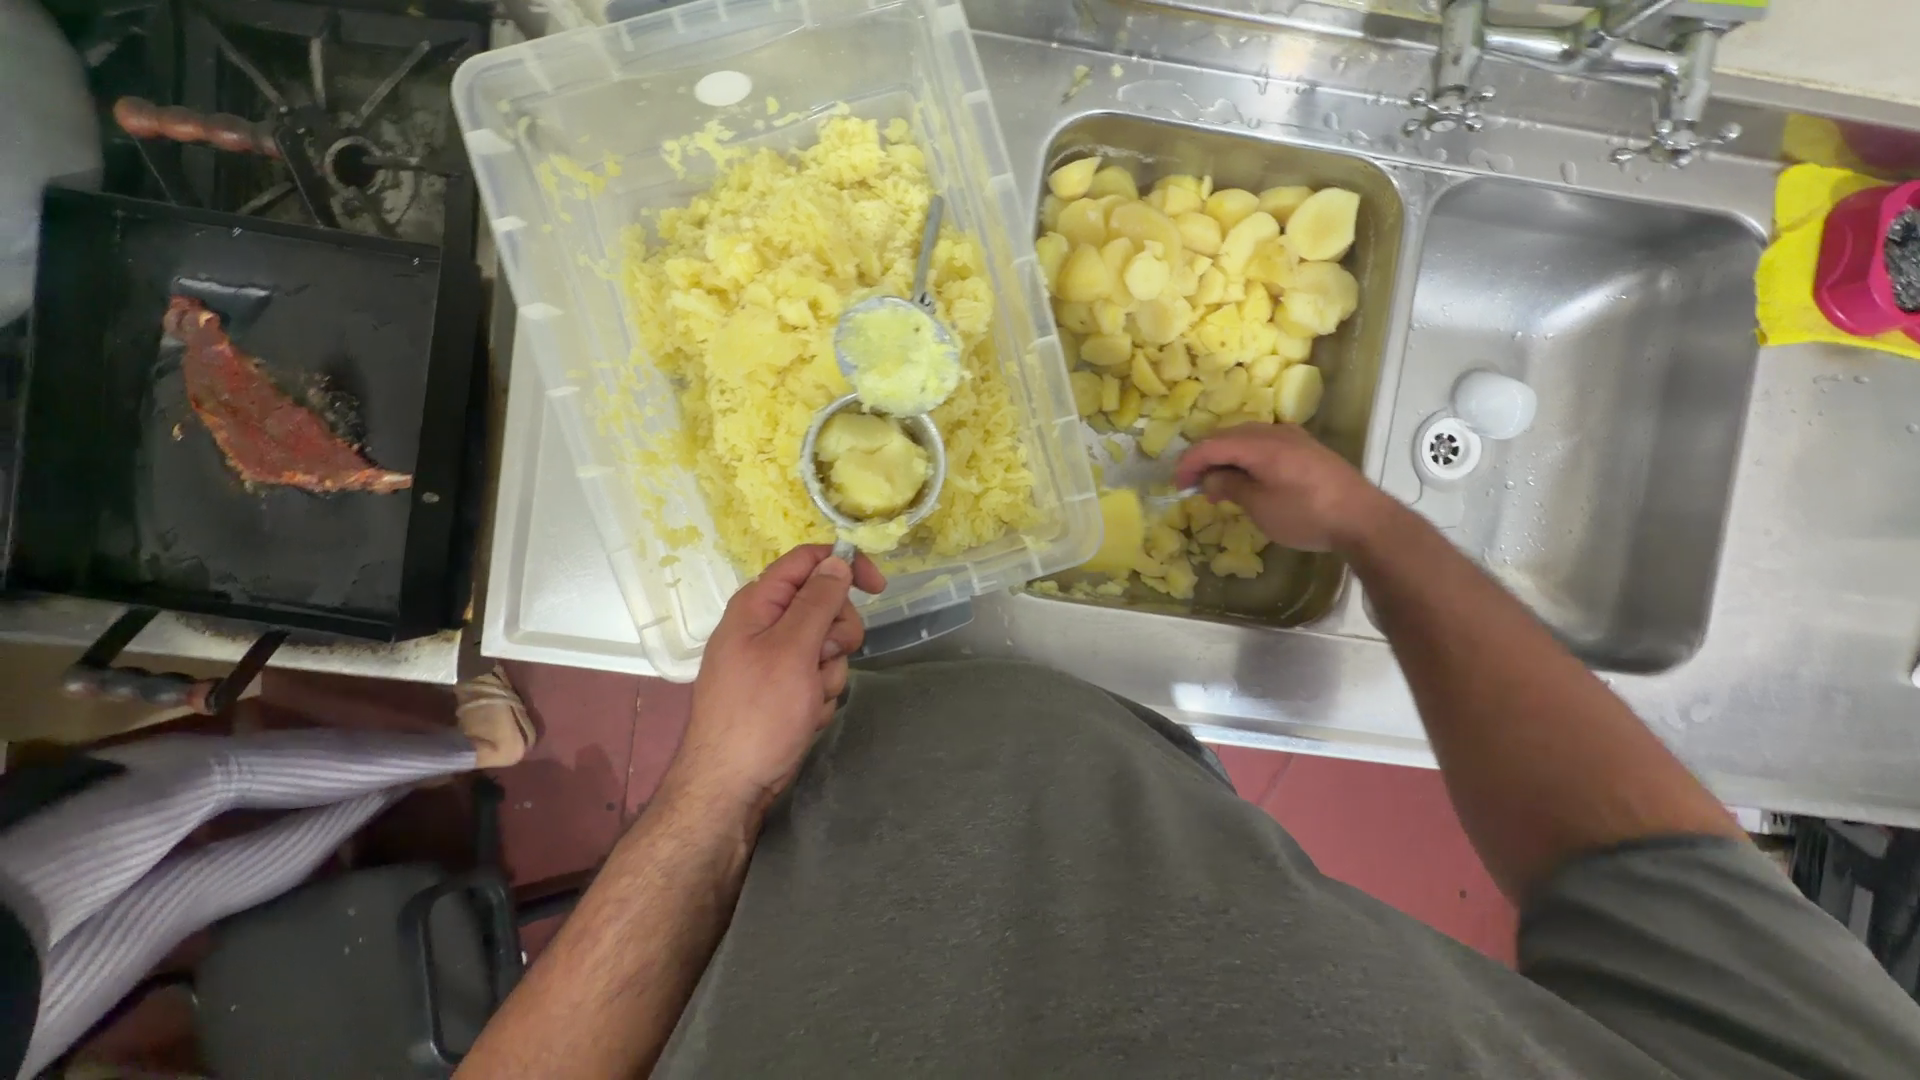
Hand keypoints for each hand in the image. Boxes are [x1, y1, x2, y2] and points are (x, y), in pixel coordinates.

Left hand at [668, 545, 886, 821]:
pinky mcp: (784, 689)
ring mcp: (774, 659)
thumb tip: (837, 561)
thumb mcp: (793, 650)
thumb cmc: (758, 714)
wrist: (731, 785)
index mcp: (758, 603)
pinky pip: (819, 676)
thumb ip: (817, 601)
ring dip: (829, 672)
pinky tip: (804, 716)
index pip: (807, 561)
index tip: (878, 588)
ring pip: (828, 645)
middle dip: (837, 634)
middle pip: (825, 605)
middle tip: (824, 658)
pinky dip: (820, 695)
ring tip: (807, 699)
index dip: (844, 566)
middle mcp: (764, 625)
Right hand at [1173, 424, 1396, 552]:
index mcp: (1261, 444)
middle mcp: (1276, 432)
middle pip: (1227, 436)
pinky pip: (1265, 446)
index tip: (1178, 486)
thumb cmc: (1307, 515)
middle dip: (1206, 459)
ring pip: (1247, 439)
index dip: (1189, 463)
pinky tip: (1247, 480)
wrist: (1364, 519)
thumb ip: (1230, 487)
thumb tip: (1209, 479)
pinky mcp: (1306, 450)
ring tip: (1218, 486)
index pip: (1211, 444)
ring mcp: (1294, 439)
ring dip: (1226, 459)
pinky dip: (1246, 459)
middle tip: (1194, 486)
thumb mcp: (1260, 506)